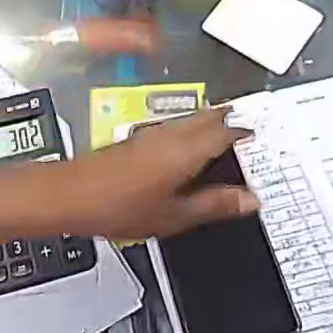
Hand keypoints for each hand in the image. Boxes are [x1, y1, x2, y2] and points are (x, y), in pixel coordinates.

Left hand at [45, 107, 255, 239]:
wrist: (69, 196)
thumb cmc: (116, 205)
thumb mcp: (175, 215)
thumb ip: (215, 205)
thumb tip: (247, 200)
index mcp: (187, 149)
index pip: (230, 130)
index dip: (249, 136)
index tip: (262, 145)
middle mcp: (169, 133)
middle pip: (211, 117)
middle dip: (233, 124)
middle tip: (249, 140)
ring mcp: (150, 134)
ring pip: (191, 121)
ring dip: (210, 128)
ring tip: (224, 151)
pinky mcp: (135, 140)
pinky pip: (173, 130)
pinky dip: (189, 137)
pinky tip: (187, 158)